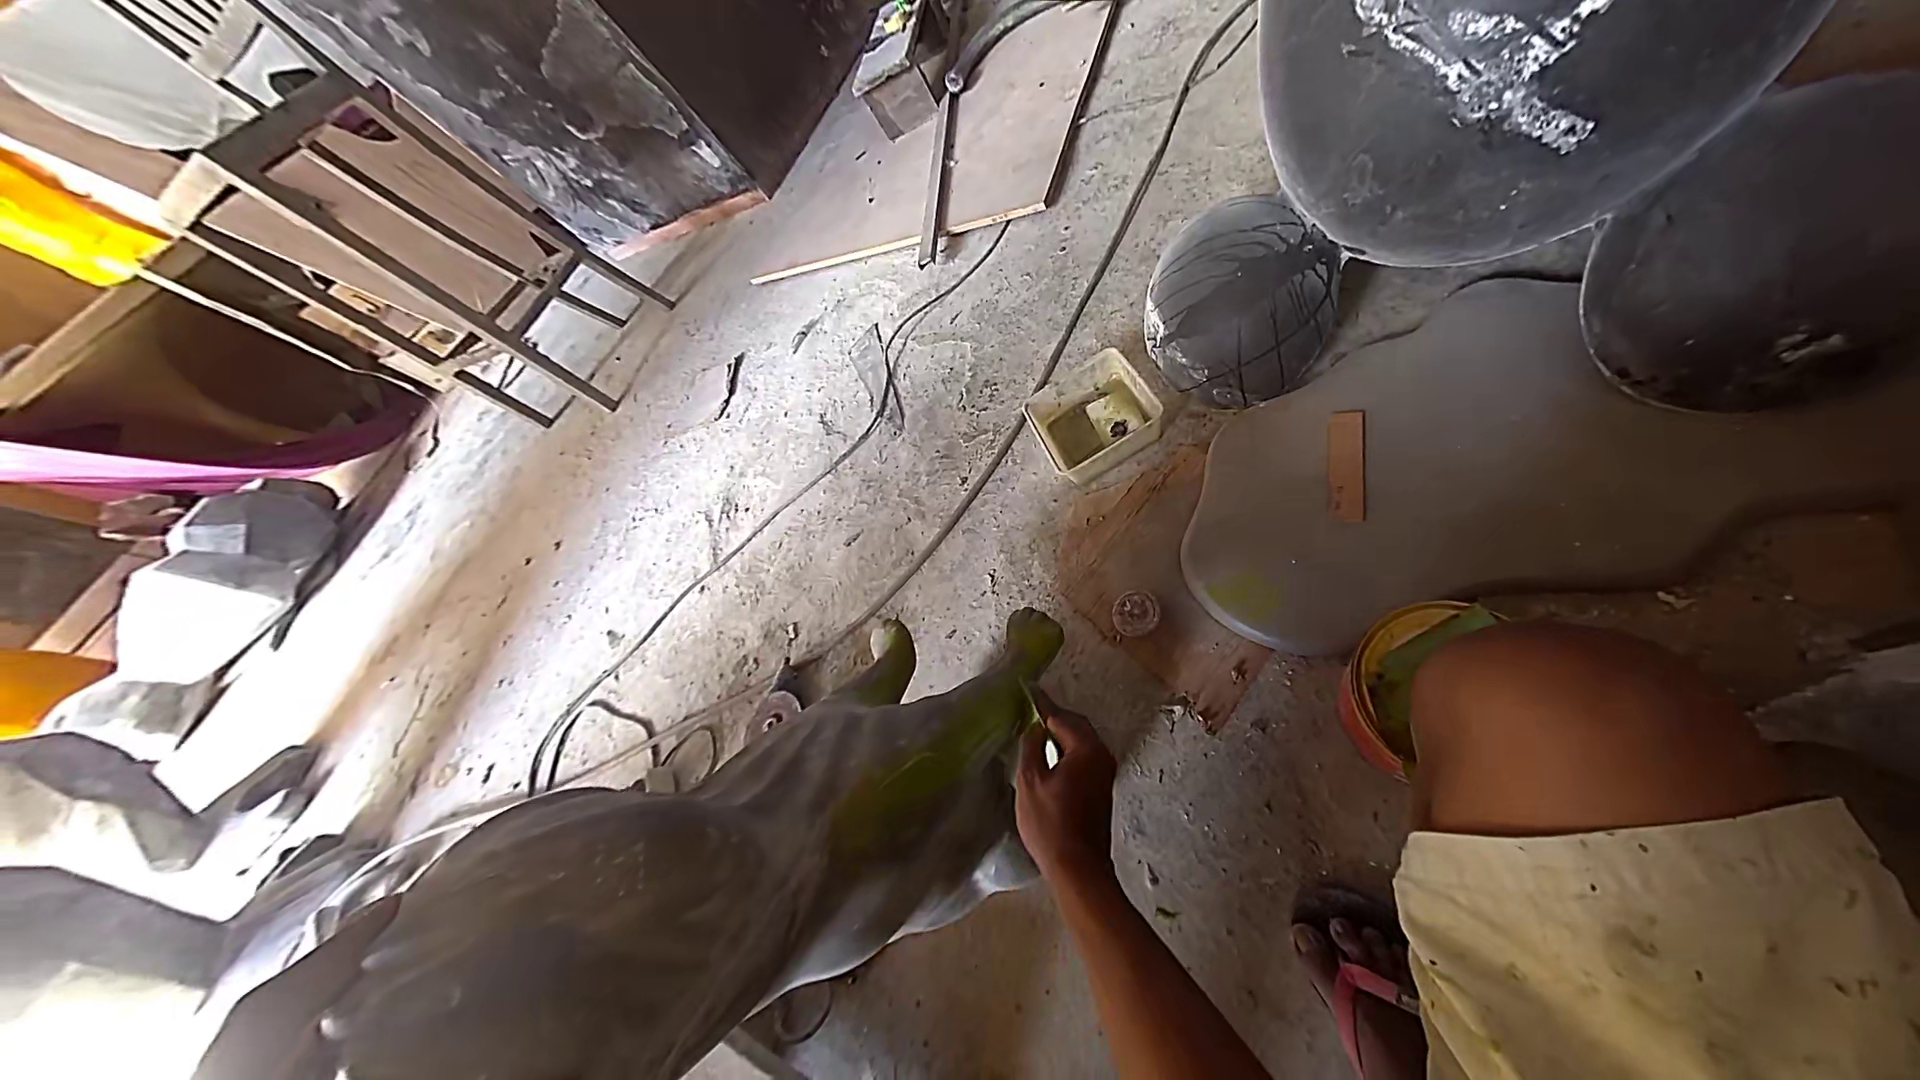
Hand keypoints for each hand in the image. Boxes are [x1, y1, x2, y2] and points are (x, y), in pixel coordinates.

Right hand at [1016, 687, 1118, 882]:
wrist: (1078, 868)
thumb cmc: (1050, 825)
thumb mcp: (1030, 781)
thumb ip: (1032, 746)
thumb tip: (1036, 728)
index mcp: (1086, 750)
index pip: (1061, 717)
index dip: (1042, 704)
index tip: (1027, 689)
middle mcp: (1102, 756)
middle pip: (1077, 725)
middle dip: (1054, 717)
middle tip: (1031, 709)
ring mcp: (1105, 772)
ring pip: (1082, 741)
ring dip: (1062, 733)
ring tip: (1037, 729)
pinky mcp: (1102, 787)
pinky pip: (1084, 755)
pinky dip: (1068, 748)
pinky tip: (1051, 754)